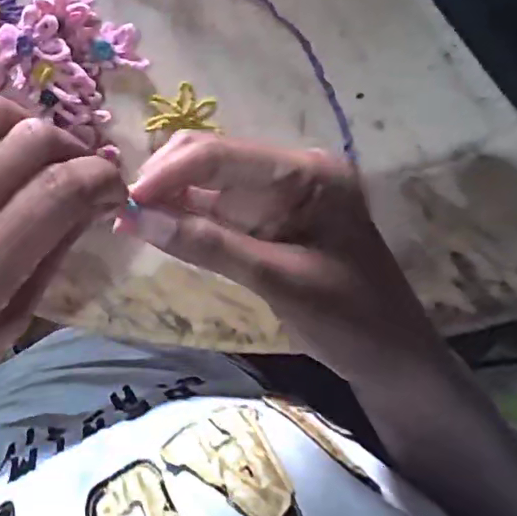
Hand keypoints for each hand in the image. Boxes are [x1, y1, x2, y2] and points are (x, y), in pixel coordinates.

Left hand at [0, 93, 126, 433]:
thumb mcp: (1, 332)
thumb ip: (47, 262)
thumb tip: (88, 202)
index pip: (54, 196)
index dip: (101, 179)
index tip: (116, 188)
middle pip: (27, 143)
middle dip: (74, 147)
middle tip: (83, 170)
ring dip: (29, 123)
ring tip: (39, 152)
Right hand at [120, 132, 446, 380]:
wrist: (395, 361)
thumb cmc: (352, 320)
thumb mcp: (279, 281)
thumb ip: (208, 245)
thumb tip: (137, 219)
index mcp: (306, 172)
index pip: (222, 155)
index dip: (169, 173)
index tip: (126, 199)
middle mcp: (287, 170)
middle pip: (209, 156)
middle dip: (162, 178)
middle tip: (121, 211)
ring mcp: (274, 191)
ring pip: (204, 178)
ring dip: (165, 195)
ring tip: (126, 218)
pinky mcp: (263, 215)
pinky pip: (212, 204)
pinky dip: (181, 213)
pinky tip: (152, 225)